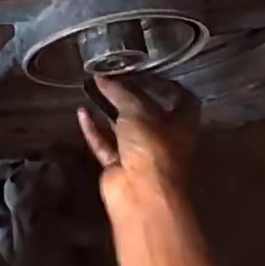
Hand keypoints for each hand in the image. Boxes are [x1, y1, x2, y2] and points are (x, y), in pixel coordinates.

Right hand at [78, 76, 198, 201]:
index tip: (150, 70)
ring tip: (94, 89)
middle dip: (131, 96)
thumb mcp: (137, 110)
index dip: (169, 85)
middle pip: (148, 114)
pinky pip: (105, 144)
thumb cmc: (152, 147)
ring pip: (124, 129)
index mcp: (181, 125)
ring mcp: (141, 156)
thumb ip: (120, 91)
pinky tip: (82, 111)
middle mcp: (164, 140)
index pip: (182, 100)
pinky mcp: (119, 167)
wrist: (140, 195)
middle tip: (114, 76)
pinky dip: (93, 129)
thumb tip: (102, 76)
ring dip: (109, 111)